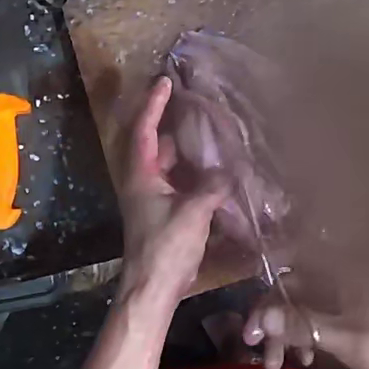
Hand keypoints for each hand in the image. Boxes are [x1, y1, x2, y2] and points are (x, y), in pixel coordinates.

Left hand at [119, 76, 230, 303]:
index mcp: (140, 175)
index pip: (144, 130)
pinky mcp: (165, 214)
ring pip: (170, 166)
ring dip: (187, 152)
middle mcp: (143, 182)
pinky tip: (216, 172)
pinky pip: (180, 185)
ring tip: (211, 134)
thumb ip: (212, 186)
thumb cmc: (166, 246)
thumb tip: (228, 171)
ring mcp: (152, 199)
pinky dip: (195, 175)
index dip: (154, 105)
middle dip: (173, 125)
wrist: (153, 287)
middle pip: (157, 145)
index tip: (165, 82)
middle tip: (195, 106)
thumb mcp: (193, 212)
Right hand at [241, 269, 368, 368]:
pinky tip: (300, 361)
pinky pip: (310, 324)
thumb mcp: (345, 339)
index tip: (247, 285)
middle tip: (254, 343)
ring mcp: (343, 303)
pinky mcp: (345, 325)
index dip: (270, 264)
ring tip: (274, 364)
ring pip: (298, 308)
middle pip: (291, 287)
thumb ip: (303, 325)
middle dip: (271, 315)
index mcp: (345, 271)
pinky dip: (298, 340)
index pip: (297, 252)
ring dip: (282, 333)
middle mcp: (340, 280)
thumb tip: (260, 316)